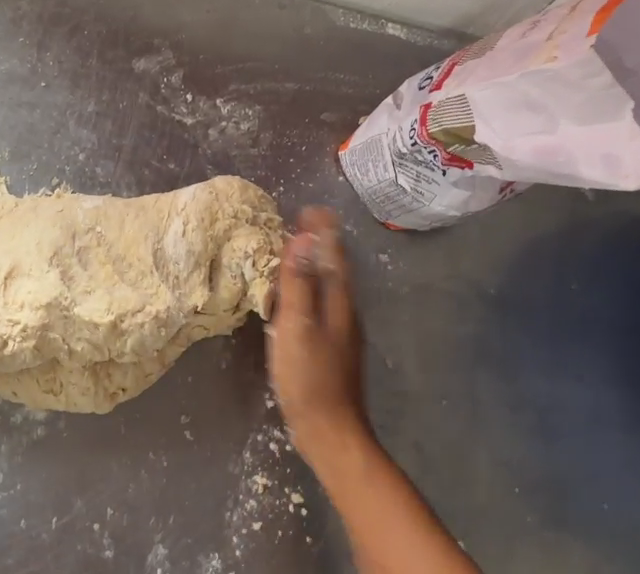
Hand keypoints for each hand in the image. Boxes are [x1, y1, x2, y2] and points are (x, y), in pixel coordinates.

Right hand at [266, 205, 369, 466]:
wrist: (330, 432)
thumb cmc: (308, 376)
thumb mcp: (296, 325)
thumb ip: (299, 282)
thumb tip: (304, 238)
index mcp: (338, 302)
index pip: (333, 255)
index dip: (322, 231)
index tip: (309, 207)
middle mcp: (345, 311)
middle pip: (334, 268)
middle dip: (319, 243)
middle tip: (299, 221)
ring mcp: (341, 331)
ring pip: (329, 285)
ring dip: (314, 263)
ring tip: (294, 249)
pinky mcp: (331, 346)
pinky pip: (321, 302)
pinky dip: (309, 285)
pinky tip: (294, 294)